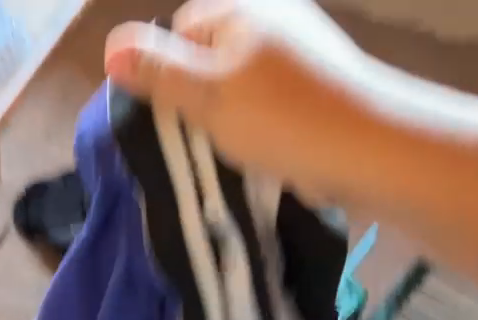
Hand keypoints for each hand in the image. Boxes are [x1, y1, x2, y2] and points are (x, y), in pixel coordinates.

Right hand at [105, 0, 386, 199]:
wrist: (368, 147)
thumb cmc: (281, 119)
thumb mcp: (207, 96)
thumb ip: (158, 72)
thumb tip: (109, 47)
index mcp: (242, 7)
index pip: (180, 29)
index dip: (172, 74)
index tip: (185, 114)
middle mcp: (274, 15)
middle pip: (210, 55)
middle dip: (202, 95)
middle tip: (211, 137)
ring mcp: (300, 47)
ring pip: (240, 81)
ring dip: (232, 116)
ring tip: (242, 147)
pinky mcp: (320, 81)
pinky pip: (270, 98)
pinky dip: (264, 122)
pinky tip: (269, 147)